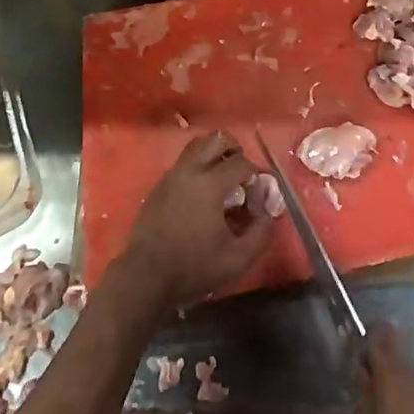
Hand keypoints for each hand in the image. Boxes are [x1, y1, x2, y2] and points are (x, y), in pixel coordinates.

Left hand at [119, 132, 272, 310]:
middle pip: (216, 140)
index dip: (254, 173)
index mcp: (210, 183)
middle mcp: (190, 170)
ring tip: (223, 176)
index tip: (256, 192)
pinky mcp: (160, 183)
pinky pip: (184, 161)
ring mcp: (172, 174)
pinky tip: (202, 192)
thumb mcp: (237, 259)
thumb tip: (266, 212)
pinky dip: (198, 165)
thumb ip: (260, 233)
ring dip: (214, 153)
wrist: (147, 273)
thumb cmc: (193, 267)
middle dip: (234, 149)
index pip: (241, 162)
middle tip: (242, 170)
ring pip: (196, 146)